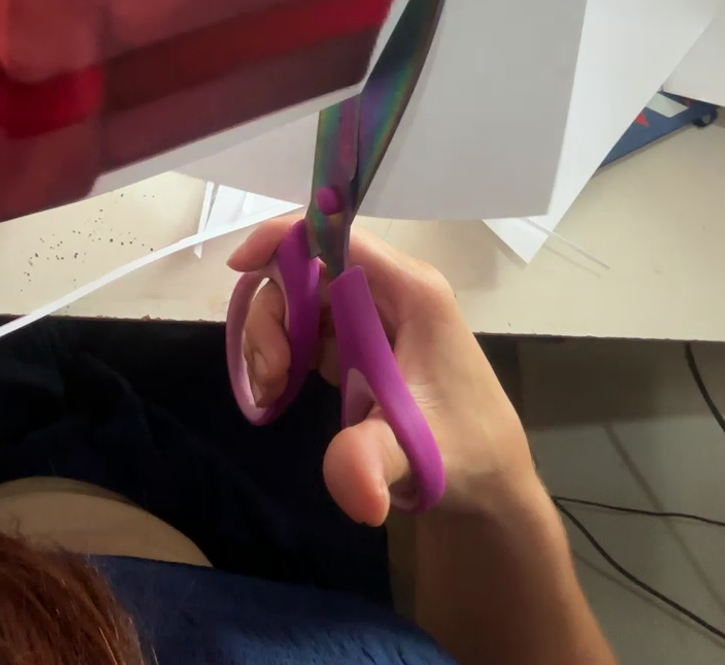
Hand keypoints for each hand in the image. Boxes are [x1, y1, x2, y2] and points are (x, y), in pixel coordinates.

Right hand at [228, 220, 539, 525]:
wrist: (485, 480)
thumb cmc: (466, 449)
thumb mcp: (421, 450)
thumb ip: (376, 457)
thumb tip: (350, 489)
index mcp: (409, 290)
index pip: (335, 236)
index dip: (282, 238)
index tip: (239, 266)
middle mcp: (386, 289)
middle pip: (303, 269)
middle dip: (272, 316)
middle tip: (270, 375)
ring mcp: (367, 312)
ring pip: (295, 297)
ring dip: (270, 338)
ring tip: (272, 392)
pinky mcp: (355, 337)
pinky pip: (301, 325)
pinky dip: (280, 353)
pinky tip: (280, 391)